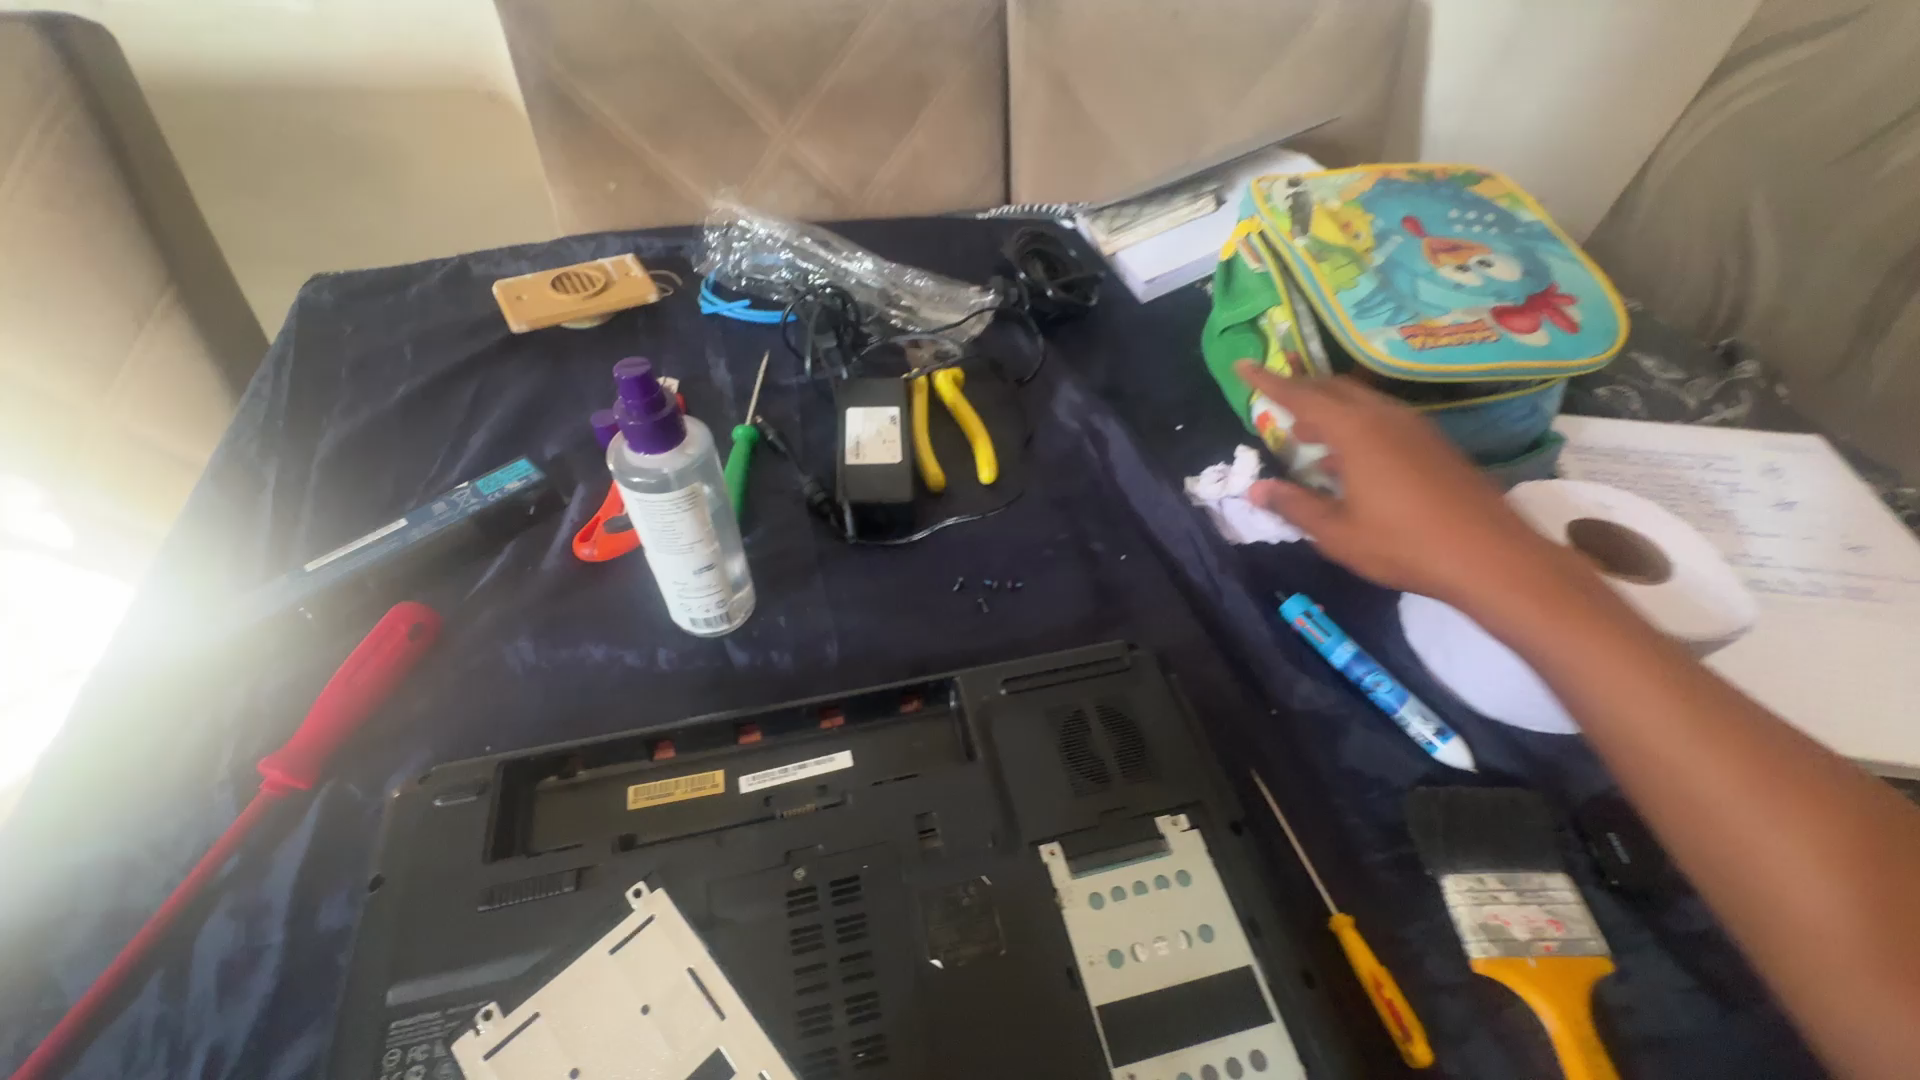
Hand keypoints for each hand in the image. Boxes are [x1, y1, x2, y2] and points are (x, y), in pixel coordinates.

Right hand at [1235, 361, 1569, 605]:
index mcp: (1356, 433)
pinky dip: (1355, 424)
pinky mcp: (1434, 445)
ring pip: (1362, 403)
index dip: (1268, 382)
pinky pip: (1383, 419)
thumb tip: (1256, 489)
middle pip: (1334, 390)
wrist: (1490, 556)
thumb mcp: (1336, 532)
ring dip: (1329, 410)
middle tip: (1273, 402)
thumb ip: (1294, 505)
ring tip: (1306, 432)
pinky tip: (1349, 458)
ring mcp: (1415, 429)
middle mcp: (1385, 418)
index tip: (1243, 364)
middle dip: (1300, 391)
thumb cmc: (1403, 544)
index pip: (1301, 397)